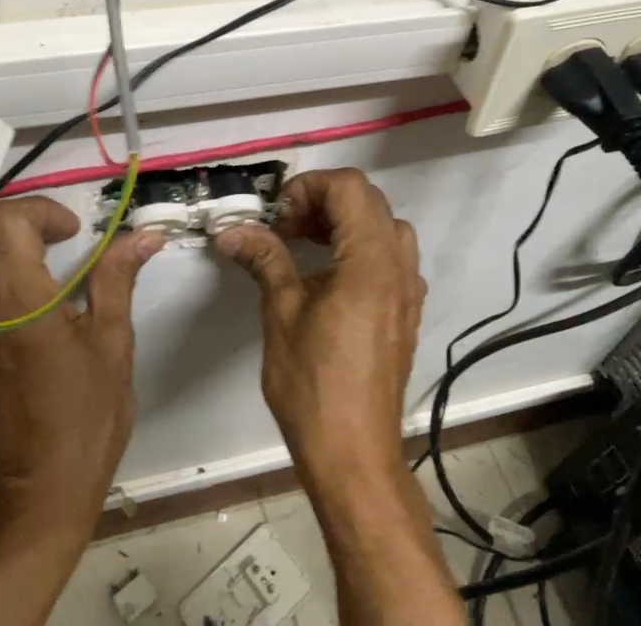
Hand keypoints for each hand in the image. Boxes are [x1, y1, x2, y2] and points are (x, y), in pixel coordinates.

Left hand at [0, 197, 164, 512]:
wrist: (42, 483)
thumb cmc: (86, 413)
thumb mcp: (113, 342)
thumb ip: (116, 279)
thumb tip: (145, 234)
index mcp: (19, 298)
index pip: (5, 220)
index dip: (39, 211)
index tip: (68, 232)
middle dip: (2, 223)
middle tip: (34, 240)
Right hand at [215, 170, 460, 623]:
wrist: (354, 453)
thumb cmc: (313, 384)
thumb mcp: (282, 313)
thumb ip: (265, 260)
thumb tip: (232, 230)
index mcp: (370, 262)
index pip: (350, 188)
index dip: (309, 188)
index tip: (277, 217)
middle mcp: (399, 268)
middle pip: (370, 202)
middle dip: (324, 202)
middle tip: (286, 228)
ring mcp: (408, 291)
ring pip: (386, 228)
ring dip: (346, 223)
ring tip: (305, 247)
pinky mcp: (406, 313)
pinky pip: (392, 259)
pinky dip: (362, 249)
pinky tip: (329, 278)